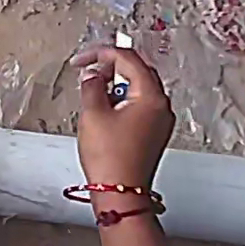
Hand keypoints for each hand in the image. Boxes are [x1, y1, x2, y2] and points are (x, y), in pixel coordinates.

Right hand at [73, 44, 174, 188]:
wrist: (120, 190)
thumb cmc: (110, 157)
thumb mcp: (93, 114)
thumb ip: (92, 86)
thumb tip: (92, 74)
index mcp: (151, 97)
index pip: (129, 60)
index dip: (102, 54)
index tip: (83, 59)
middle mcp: (161, 106)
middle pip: (138, 71)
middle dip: (111, 66)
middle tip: (88, 69)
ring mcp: (159, 121)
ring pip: (139, 88)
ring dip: (116, 82)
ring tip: (93, 88)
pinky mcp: (153, 132)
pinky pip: (139, 105)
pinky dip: (121, 98)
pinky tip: (104, 106)